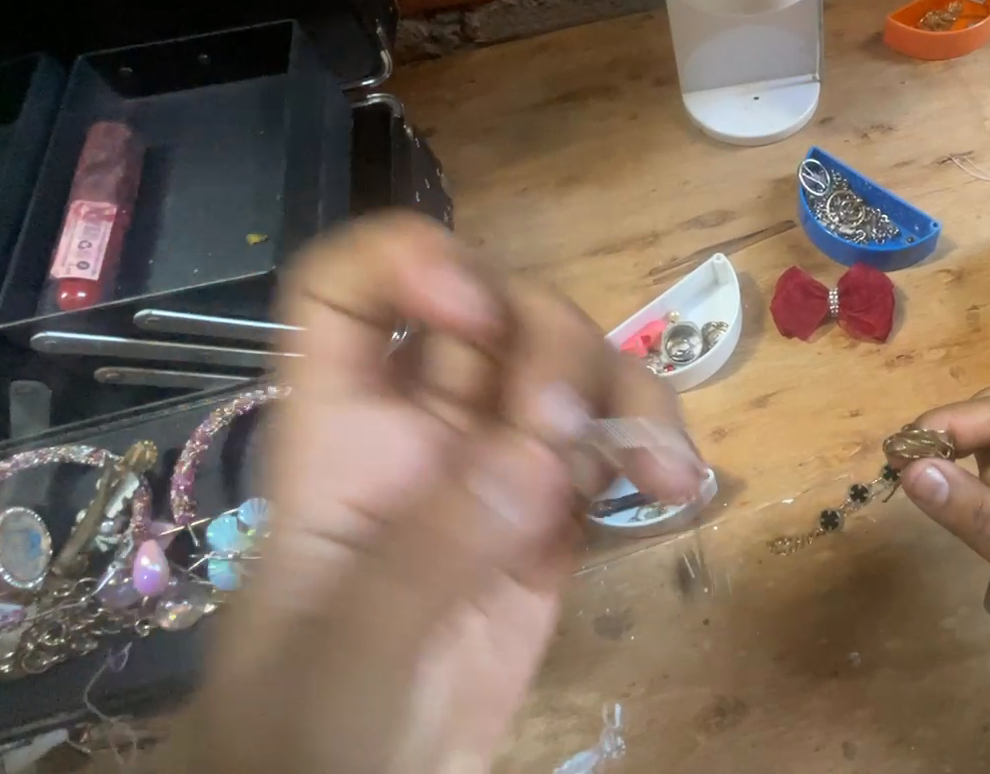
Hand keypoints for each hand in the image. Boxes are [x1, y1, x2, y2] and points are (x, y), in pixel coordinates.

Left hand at [169, 213, 703, 773]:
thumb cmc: (311, 734)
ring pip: (573, 359)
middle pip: (497, 306)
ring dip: (621, 390)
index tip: (467, 306)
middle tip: (560, 430)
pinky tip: (678, 487)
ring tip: (648, 468)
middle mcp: (429, 422)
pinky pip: (619, 434)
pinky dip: (659, 443)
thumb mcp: (342, 657)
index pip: (348, 291)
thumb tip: (536, 460)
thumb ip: (424, 560)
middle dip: (548, 344)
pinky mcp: (562, 501)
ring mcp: (504, 456)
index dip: (403, 261)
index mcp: (345, 431)